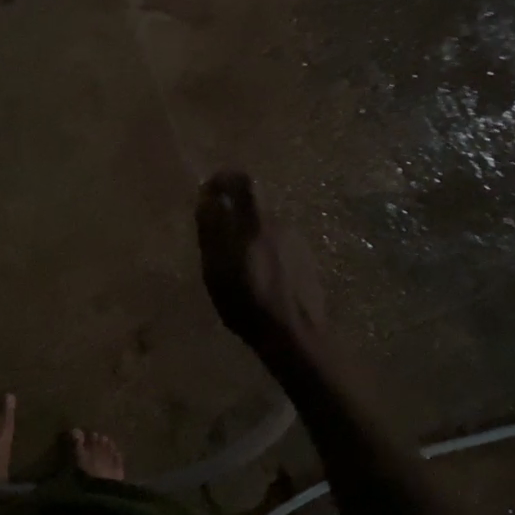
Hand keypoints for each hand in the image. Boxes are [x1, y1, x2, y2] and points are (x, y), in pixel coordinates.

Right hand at [195, 172, 326, 345]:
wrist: (296, 336)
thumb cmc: (248, 302)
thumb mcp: (217, 268)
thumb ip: (211, 230)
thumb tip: (206, 200)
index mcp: (258, 223)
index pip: (244, 182)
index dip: (225, 178)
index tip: (209, 189)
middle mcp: (282, 225)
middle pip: (255, 207)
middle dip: (234, 214)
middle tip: (215, 238)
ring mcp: (299, 244)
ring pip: (267, 228)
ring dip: (249, 237)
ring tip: (235, 265)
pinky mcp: (308, 263)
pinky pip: (280, 246)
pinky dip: (264, 253)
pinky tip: (258, 280)